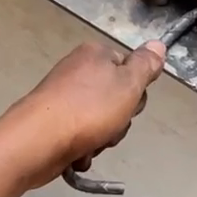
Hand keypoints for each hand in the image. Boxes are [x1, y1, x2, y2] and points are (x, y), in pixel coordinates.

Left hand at [1, 40, 166, 187]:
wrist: (38, 142)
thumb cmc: (89, 110)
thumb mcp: (129, 84)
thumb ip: (146, 65)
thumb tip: (158, 43)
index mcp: (96, 55)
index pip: (130, 67)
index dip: (135, 90)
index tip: (130, 103)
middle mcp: (78, 71)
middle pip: (117, 96)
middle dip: (119, 118)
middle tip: (112, 124)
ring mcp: (64, 97)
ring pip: (102, 119)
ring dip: (104, 137)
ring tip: (93, 142)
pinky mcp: (54, 122)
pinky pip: (82, 134)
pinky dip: (85, 146)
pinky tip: (80, 153)